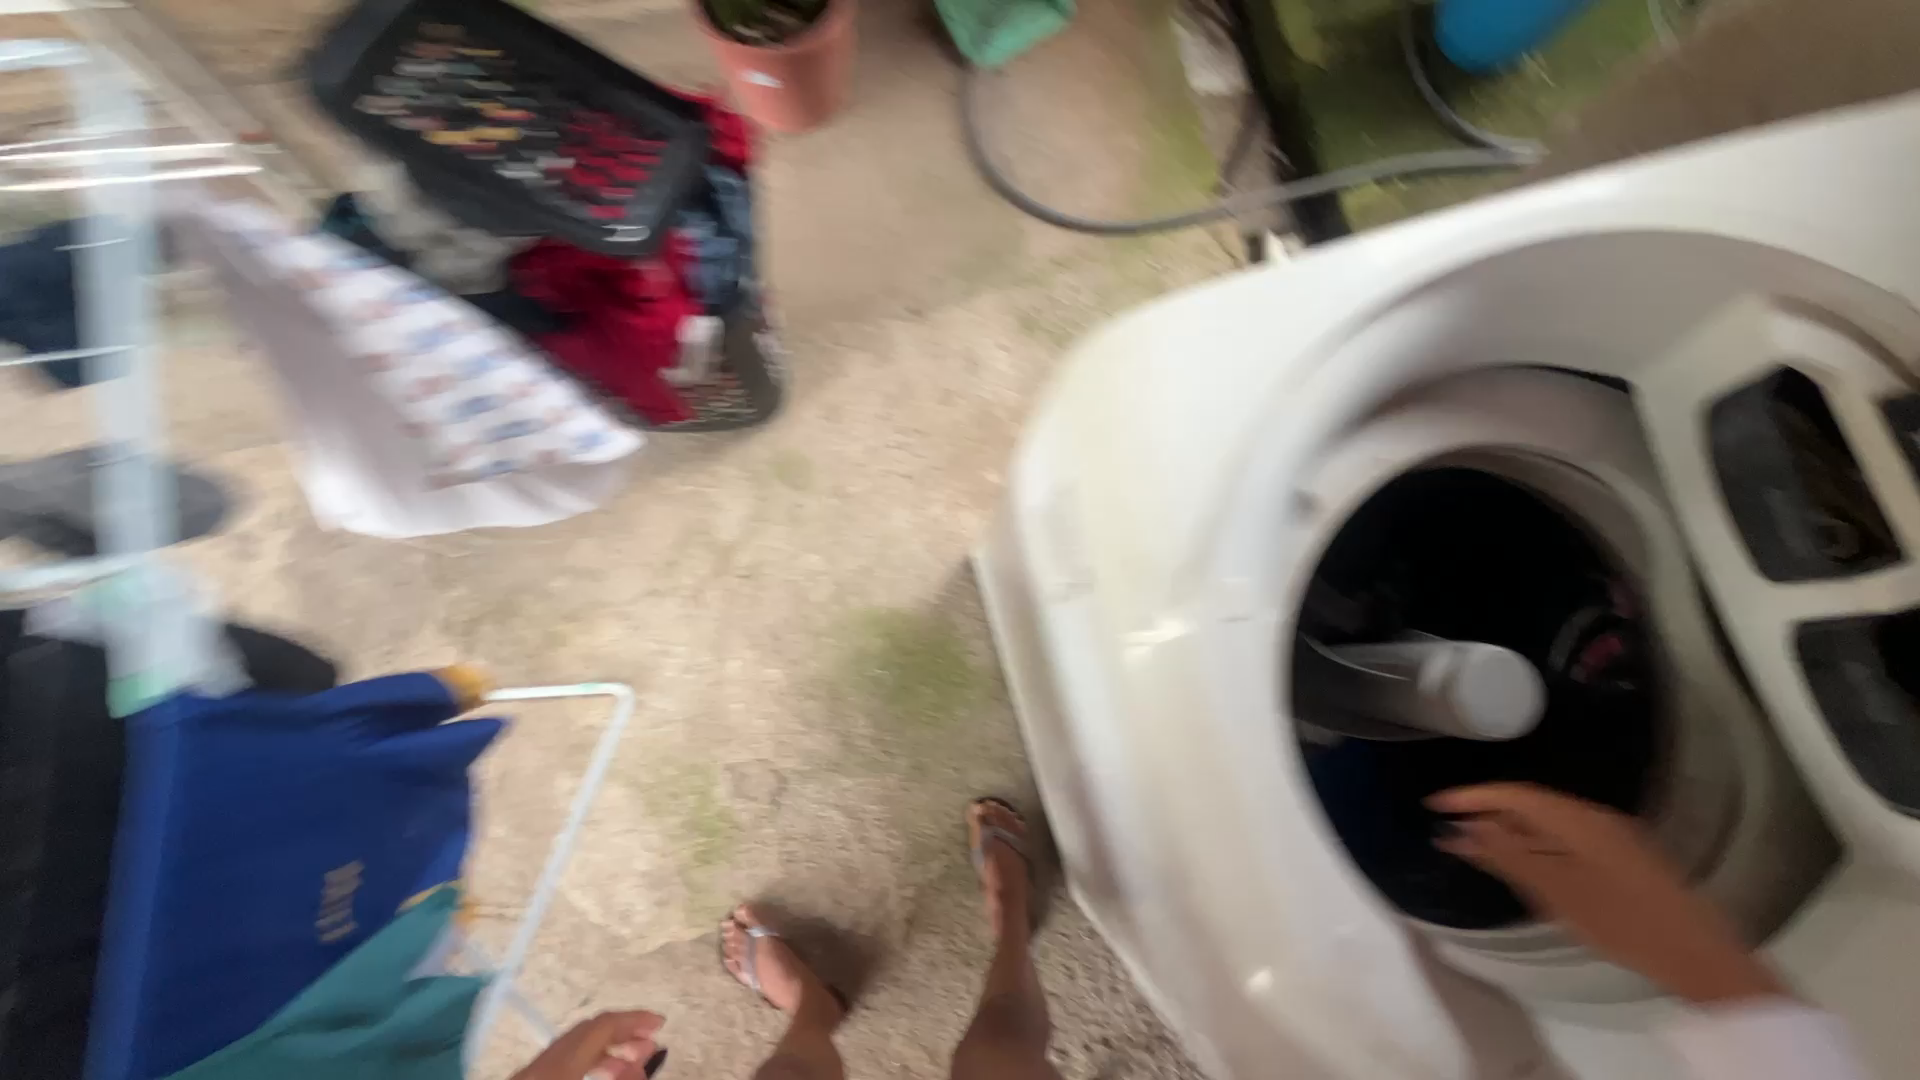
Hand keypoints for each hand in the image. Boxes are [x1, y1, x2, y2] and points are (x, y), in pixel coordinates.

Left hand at [510, 1010, 664, 1079]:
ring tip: (630, 1071)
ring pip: (574, 1049)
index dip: (634, 1021)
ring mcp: (529, 1076)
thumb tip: (641, 1072)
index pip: (600, 1028)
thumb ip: (617, 1079)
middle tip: (650, 1048)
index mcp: (557, 1069)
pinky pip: (562, 1065)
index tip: (660, 1026)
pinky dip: (587, 1066)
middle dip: (623, 1035)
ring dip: (606, 1053)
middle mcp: (540, 1066)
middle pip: (588, 1033)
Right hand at [1428, 783, 1785, 1005]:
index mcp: (1577, 819)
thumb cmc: (1622, 921)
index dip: (1471, 796)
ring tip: (1481, 847)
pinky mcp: (1626, 858)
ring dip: (1514, 832)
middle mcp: (1596, 819)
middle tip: (1454, 829)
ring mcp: (1615, 838)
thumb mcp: (1553, 890)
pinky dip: (1539, 845)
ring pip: (1550, 824)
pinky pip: (1568, 838)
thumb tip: (1455, 832)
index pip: (1513, 794)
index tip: (1436, 804)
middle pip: (1532, 806)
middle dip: (1490, 814)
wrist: (1704, 962)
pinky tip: (1527, 866)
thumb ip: (1502, 856)